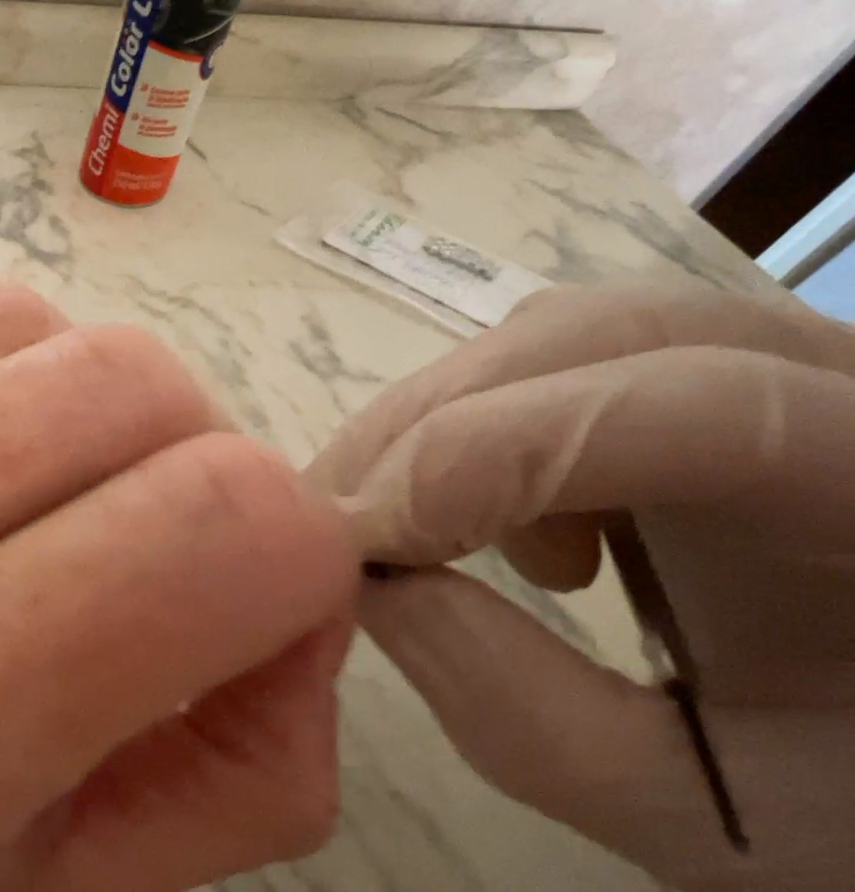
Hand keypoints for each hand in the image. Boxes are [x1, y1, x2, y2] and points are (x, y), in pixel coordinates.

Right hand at [308, 283, 854, 891]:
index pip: (701, 408)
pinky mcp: (691, 377)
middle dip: (435, 423)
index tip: (359, 541)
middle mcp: (845, 391)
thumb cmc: (825, 811)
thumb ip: (519, 709)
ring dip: (442, 418)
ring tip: (415, 529)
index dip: (501, 451)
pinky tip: (490, 517)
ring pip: (558, 333)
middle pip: (599, 337)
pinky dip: (470, 421)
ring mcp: (768, 366)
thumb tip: (362, 579)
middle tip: (341, 523)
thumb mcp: (690, 808)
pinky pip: (550, 358)